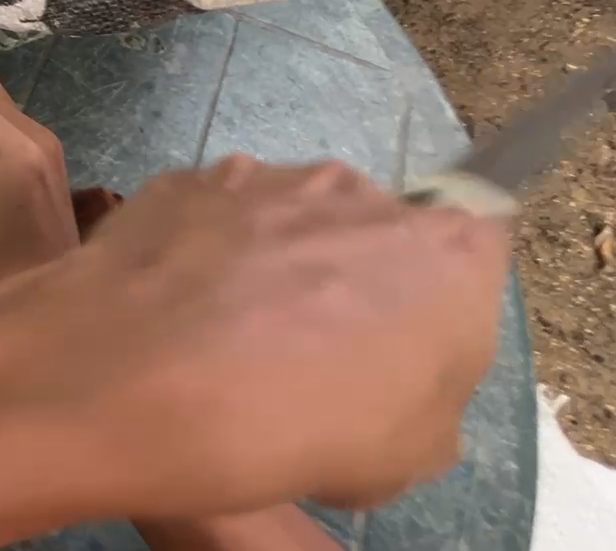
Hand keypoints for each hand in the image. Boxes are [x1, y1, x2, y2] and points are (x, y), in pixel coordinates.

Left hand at [45, 156, 508, 514]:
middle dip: (331, 264)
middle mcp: (347, 191)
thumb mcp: (414, 442)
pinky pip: (195, 209)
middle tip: (293, 326)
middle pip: (353, 223)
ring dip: (251, 247)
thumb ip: (416, 373)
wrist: (154, 370)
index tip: (389, 326)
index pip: (462, 251)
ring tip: (213, 310)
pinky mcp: (169, 179)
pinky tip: (164, 287)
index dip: (421, 290)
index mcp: (443, 250)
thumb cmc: (309, 419)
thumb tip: (378, 359)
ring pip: (267, 210)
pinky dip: (186, 239)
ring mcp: (247, 174)